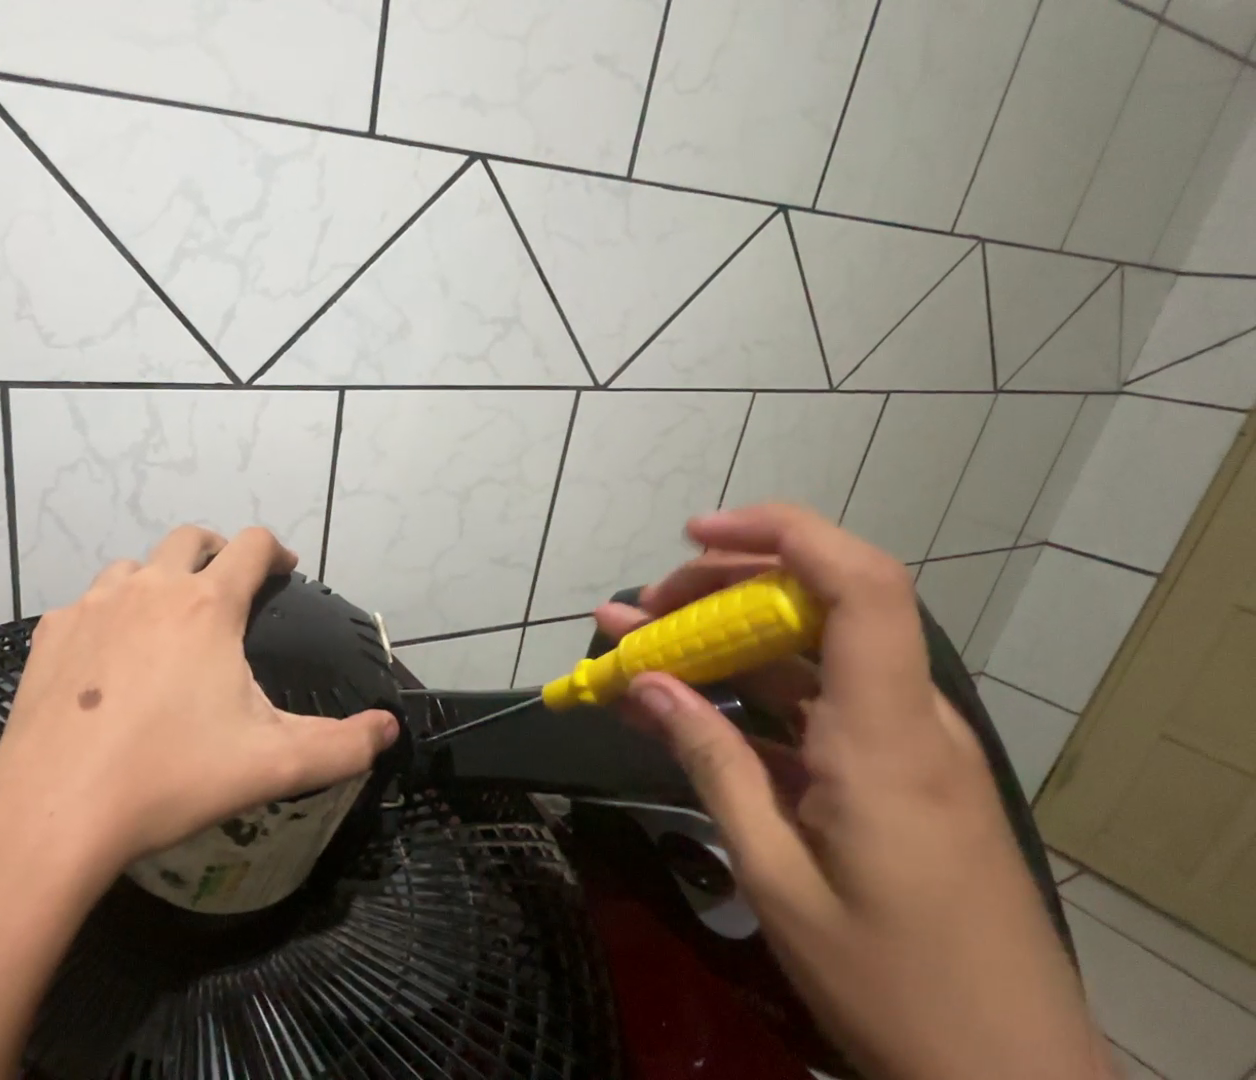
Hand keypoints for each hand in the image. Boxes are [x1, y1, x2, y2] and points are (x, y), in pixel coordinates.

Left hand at [0, 524, 399, 875]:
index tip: (285, 570)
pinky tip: (109, 659)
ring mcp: (91, 607)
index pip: (251, 545)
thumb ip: (343, 746)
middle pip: (189, 538)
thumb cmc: (173, 777)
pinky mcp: (49, 635)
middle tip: (231, 584)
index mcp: (207, 606)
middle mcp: (148, 589)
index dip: (275, 550)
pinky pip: (87, 604)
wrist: (57, 810)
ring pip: (133, 568)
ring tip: (169, 620)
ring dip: (159, 579)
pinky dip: (109, 614)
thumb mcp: (274, 765)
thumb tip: (388, 729)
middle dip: (217, 551)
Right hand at [600, 505, 1110, 1079]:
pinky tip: (682, 707)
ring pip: (807, 659)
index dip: (782, 534)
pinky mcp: (891, 777)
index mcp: (886, 737)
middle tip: (635, 616)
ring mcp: (900, 748)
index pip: (860, 585)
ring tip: (635, 649)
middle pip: (819, 608)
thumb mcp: (775, 874)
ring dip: (721, 645)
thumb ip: (711, 764)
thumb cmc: (889, 981)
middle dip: (719, 592)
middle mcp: (903, 721)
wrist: (1006, 1077)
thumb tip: (645, 682)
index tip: (694, 536)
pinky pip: (813, 710)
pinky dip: (744, 698)